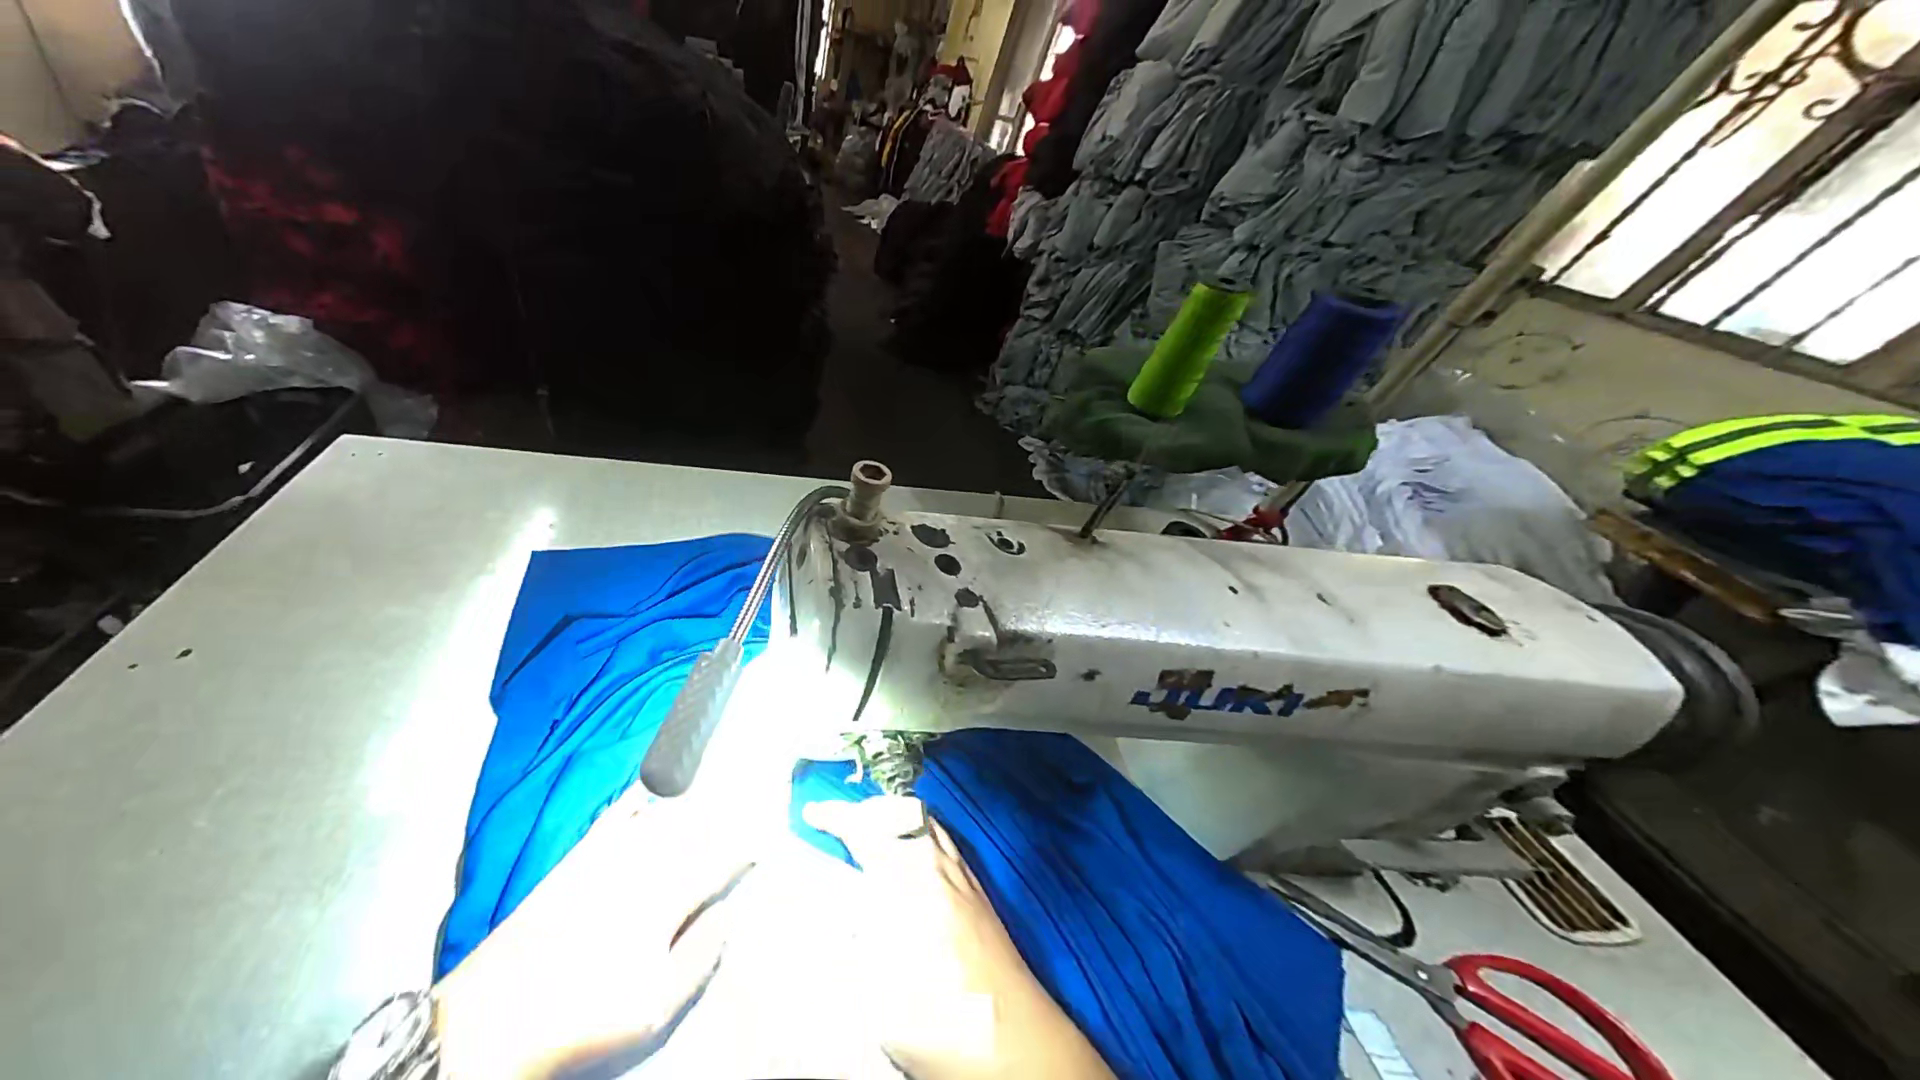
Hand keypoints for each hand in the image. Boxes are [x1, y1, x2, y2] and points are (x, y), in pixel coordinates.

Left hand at [432, 793, 751, 1079]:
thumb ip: (699, 956)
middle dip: (725, 809)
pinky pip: (614, 817)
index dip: (745, 849)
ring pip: (660, 817)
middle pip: (694, 830)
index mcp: (667, 902)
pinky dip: (637, 797)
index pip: (718, 866)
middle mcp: (642, 869)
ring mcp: (607, 859)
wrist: (492, 1019)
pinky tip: (650, 785)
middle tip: (749, 787)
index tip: (767, 834)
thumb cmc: (583, 1017)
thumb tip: (728, 914)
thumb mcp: (653, 1007)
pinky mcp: (577, 860)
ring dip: (690, 797)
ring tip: (713, 779)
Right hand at [802, 796, 1114, 1079]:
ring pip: (926, 822)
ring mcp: (963, 877)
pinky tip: (911, 854)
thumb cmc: (943, 1024)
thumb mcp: (879, 992)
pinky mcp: (979, 891)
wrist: (1015, 1041)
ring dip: (893, 817)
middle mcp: (938, 869)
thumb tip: (835, 898)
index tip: (813, 811)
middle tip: (838, 818)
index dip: (836, 816)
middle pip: (900, 814)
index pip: (866, 832)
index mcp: (910, 888)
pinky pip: (944, 840)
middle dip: (865, 810)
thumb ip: (854, 937)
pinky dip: (919, 832)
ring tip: (870, 828)